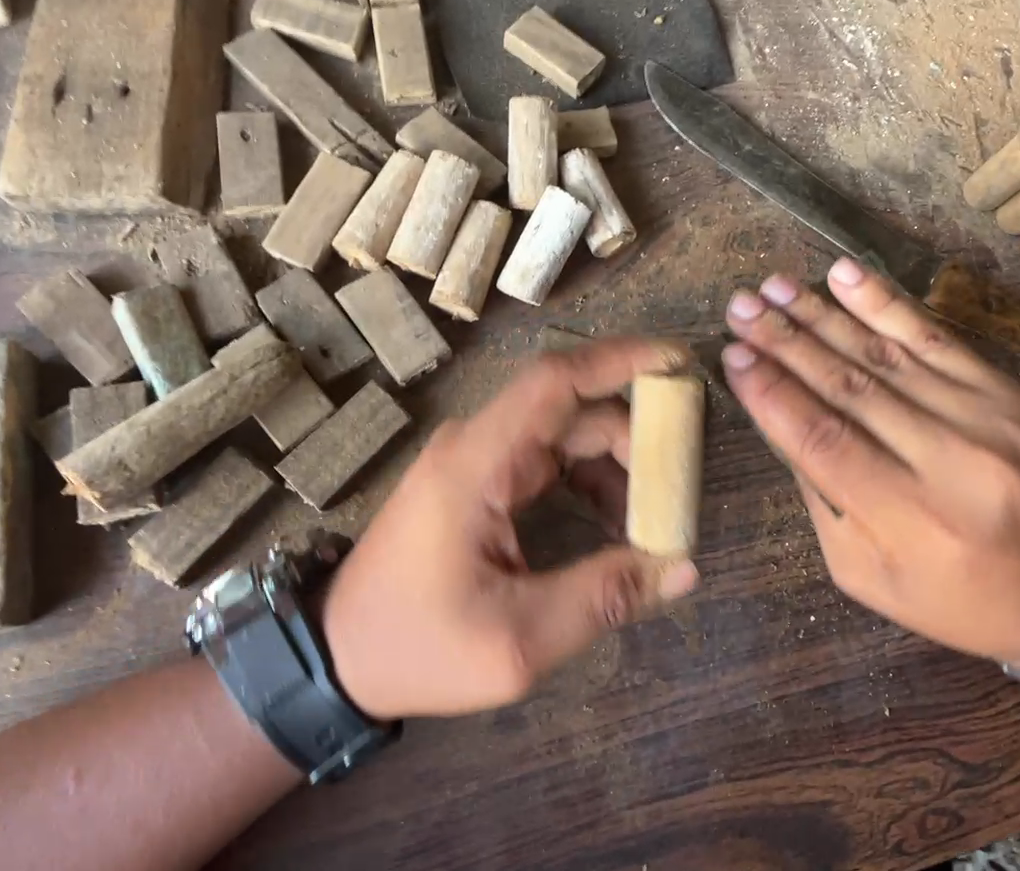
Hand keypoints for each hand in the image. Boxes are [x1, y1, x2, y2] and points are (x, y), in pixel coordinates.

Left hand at [321, 339, 701, 719]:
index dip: (618, 361)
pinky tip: (613, 527)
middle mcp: (477, 446)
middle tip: (683, 480)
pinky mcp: (479, 482)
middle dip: (636, 435)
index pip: (554, 382)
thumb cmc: (416, 646)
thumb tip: (683, 567)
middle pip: (573, 409)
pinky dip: (590, 481)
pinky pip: (550, 461)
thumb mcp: (517, 640)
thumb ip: (603, 597)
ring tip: (651, 520)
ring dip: (616, 465)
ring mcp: (476, 461)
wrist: (336, 658)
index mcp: (476, 465)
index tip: (677, 361)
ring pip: (566, 434)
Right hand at [721, 258, 1019, 669]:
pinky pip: (936, 339)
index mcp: (909, 518)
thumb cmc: (948, 597)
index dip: (770, 393)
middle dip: (784, 342)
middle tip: (740, 307)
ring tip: (774, 286)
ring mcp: (988, 419)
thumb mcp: (863, 570)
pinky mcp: (1008, 394)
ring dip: (822, 315)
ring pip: (885, 355)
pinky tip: (844, 275)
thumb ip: (821, 493)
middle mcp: (951, 461)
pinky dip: (885, 304)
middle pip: (847, 387)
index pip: (820, 439)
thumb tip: (779, 416)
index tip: (730, 355)